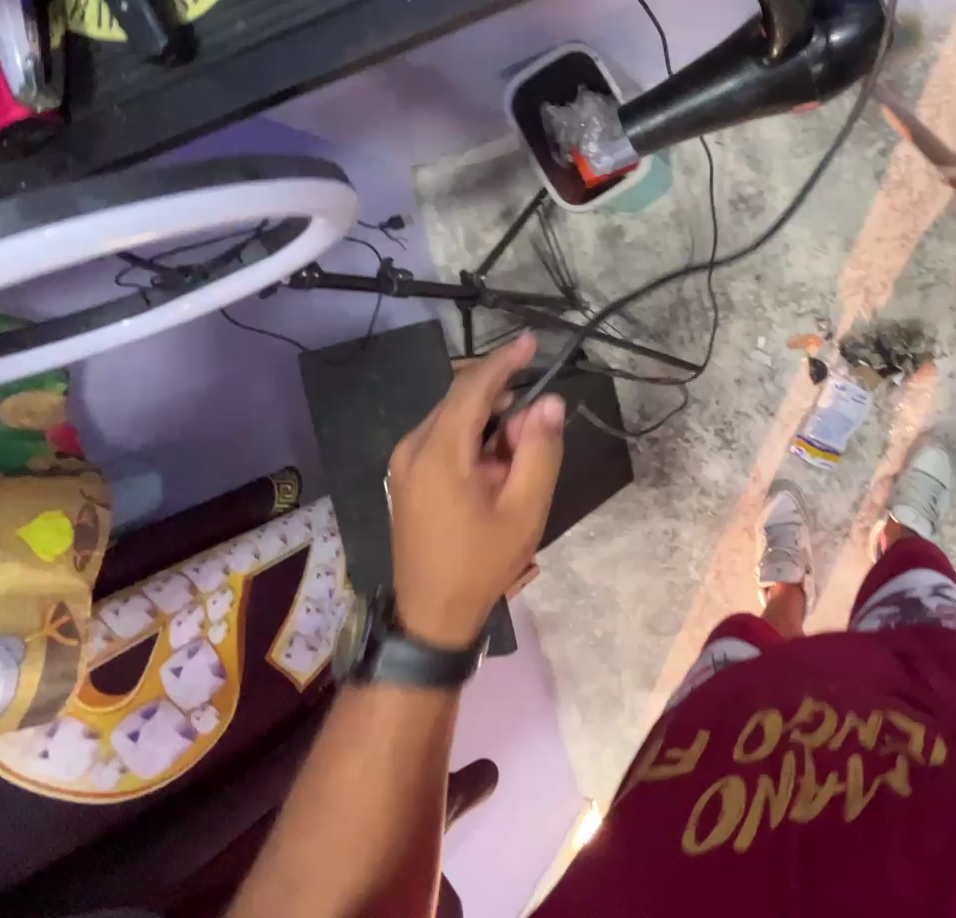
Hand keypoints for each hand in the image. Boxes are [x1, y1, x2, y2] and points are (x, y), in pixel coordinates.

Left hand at [385, 334, 564, 646]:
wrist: (433, 614)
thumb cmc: (483, 562)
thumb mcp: (525, 508)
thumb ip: (540, 451)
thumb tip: (550, 404)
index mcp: (440, 453)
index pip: (472, 388)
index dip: (504, 361)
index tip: (531, 341)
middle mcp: (413, 448)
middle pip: (461, 400)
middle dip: (504, 401)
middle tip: (538, 432)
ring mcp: (405, 464)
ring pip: (453, 419)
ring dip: (491, 423)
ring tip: (519, 460)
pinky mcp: (407, 478)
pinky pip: (443, 439)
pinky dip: (475, 439)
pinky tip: (495, 469)